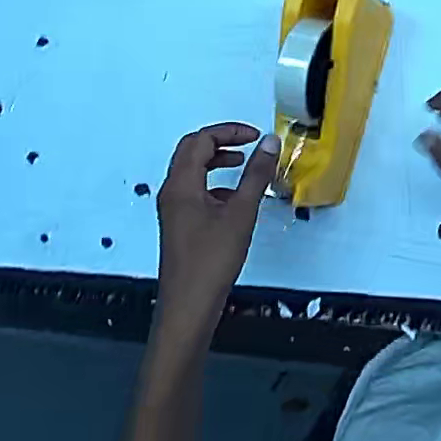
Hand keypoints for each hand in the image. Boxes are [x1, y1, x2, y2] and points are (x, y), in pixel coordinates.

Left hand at [154, 123, 278, 334]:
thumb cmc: (212, 260)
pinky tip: (234, 200)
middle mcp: (171, 191)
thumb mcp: (241, 214)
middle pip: (191, 151)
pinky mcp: (179, 225)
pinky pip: (193, 191)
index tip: (256, 136)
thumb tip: (269, 142)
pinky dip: (214, 184)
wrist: (188, 308)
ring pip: (191, 171)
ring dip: (216, 161)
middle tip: (248, 144)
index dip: (229, 132)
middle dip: (221, 142)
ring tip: (243, 165)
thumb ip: (256, 175)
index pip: (201, 140)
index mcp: (181, 183)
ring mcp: (172, 209)